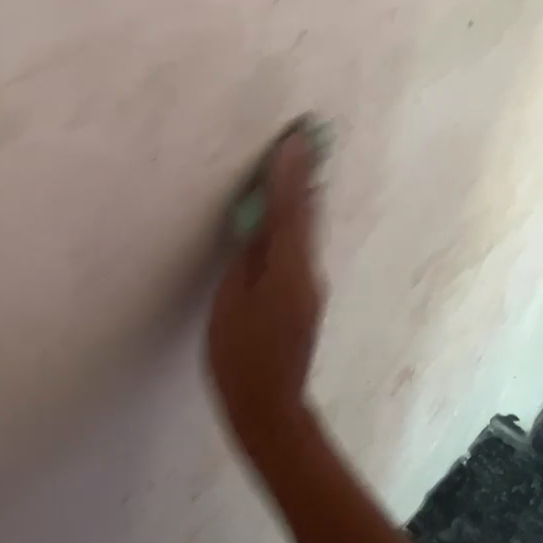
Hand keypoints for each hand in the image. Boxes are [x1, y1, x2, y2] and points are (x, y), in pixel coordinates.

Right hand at [207, 124, 324, 451]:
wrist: (270, 409)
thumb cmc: (238, 357)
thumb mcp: (232, 301)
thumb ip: (248, 257)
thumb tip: (260, 220)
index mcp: (287, 270)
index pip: (289, 209)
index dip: (289, 171)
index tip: (294, 137)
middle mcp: (308, 271)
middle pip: (307, 212)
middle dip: (305, 172)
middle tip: (308, 133)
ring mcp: (311, 284)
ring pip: (308, 226)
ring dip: (303, 190)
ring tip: (301, 155)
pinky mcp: (307, 294)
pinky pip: (303, 243)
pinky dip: (298, 216)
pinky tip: (291, 204)